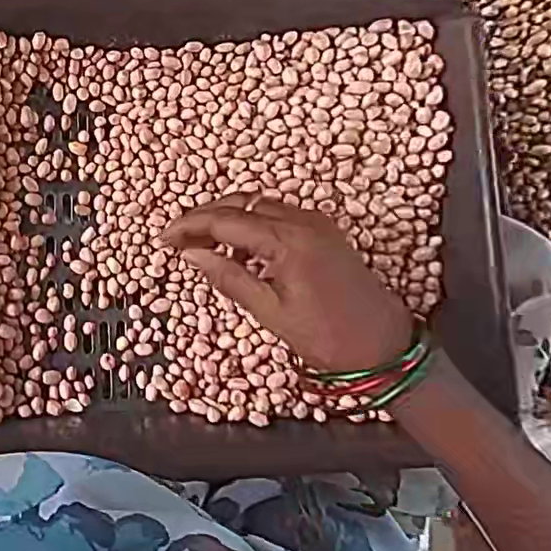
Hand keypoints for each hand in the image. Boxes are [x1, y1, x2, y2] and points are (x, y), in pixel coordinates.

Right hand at [159, 195, 413, 372]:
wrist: (386, 348)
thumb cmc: (328, 337)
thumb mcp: (269, 312)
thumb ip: (228, 277)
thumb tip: (191, 254)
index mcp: (288, 242)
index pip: (225, 220)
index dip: (189, 226)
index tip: (164, 239)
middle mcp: (303, 223)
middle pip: (240, 203)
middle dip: (203, 216)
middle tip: (177, 238)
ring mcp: (316, 224)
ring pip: (257, 205)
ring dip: (226, 217)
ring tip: (201, 244)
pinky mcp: (324, 232)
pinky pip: (276, 215)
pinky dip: (249, 223)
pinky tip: (236, 248)